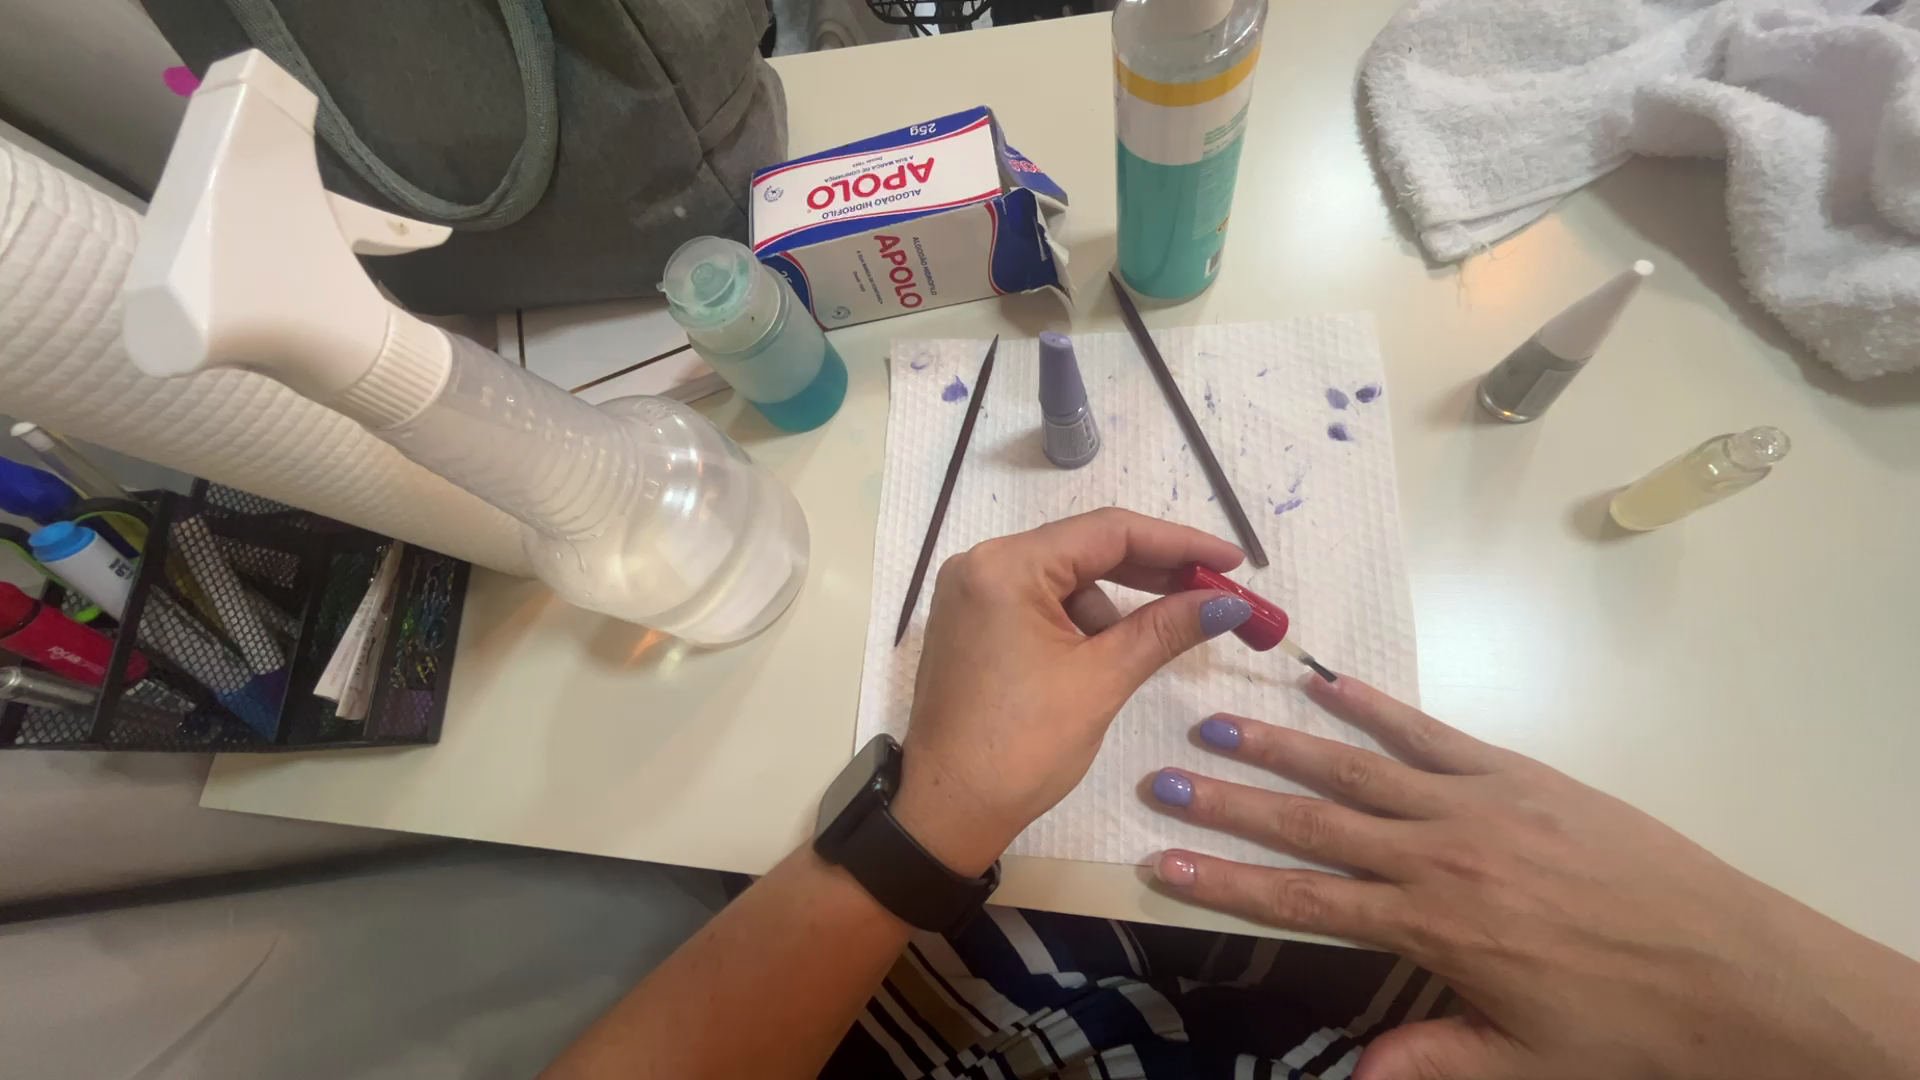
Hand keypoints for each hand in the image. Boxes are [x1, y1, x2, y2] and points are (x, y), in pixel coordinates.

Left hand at [891, 508, 1252, 876]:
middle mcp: (982, 561)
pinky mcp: (972, 616)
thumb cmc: (1023, 747)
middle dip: (1151, 570)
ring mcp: (972, 589)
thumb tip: (1229, 602)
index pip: (1107, 531)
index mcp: (1006, 566)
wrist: (949, 807)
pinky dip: (1078, 616)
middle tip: (1213, 590)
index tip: (1231, 560)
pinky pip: (1038, 598)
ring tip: (1150, 638)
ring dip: (1113, 599)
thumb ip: (1166, 628)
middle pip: (1083, 547)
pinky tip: (1104, 649)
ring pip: (1063, 575)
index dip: (1178, 542)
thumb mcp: (1101, 680)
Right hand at [1145, 675, 1919, 1079]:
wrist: (1761, 980)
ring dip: (1278, 746)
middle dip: (1227, 803)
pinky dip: (1373, 706)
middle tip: (1163, 778)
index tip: (1165, 861)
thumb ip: (1434, 1059)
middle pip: (1307, 823)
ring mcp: (1469, 803)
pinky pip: (1428, 731)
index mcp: (1431, 925)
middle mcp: (1433, 854)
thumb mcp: (1533, 1066)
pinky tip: (1326, 680)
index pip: (1302, 899)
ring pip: (1351, 769)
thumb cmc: (1636, 1030)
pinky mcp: (1510, 772)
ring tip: (1216, 724)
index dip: (1227, 881)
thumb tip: (1350, 1076)